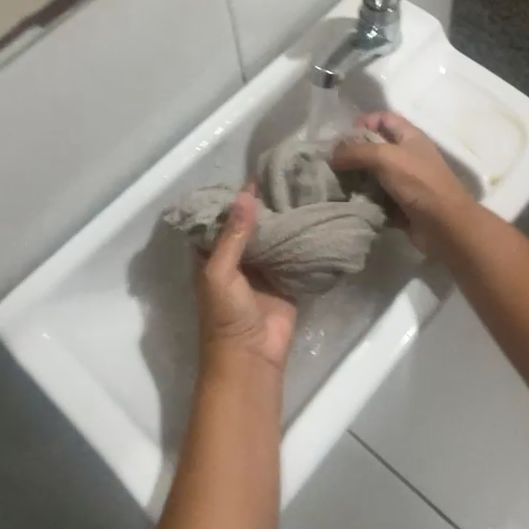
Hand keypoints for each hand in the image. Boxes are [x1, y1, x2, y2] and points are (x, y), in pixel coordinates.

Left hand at [197, 190, 297, 371]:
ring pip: (273, 234)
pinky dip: (302, 235)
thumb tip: (247, 195)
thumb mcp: (220, 273)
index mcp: (213, 254)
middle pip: (250, 223)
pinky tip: (315, 212)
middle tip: (285, 172)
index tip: (253, 170)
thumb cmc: (226, 316)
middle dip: (263, 203)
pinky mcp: (286, 276)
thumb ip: (234, 235)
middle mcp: (238, 256)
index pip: (221, 217)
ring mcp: (263, 266)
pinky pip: (294, 251)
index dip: (233, 197)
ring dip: (284, 216)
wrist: (252, 358)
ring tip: (303, 184)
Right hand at [332, 112, 472, 255]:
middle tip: (332, 164)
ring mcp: (405, 182)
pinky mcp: (401, 205)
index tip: (344, 138)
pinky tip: (347, 202)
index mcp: (410, 137)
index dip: (364, 122)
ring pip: (373, 175)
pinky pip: (377, 198)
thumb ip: (356, 151)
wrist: (445, 226)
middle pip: (375, 148)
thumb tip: (332, 155)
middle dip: (353, 154)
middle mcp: (407, 156)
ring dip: (356, 179)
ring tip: (335, 184)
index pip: (384, 118)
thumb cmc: (419, 183)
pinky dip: (363, 200)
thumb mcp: (385, 158)